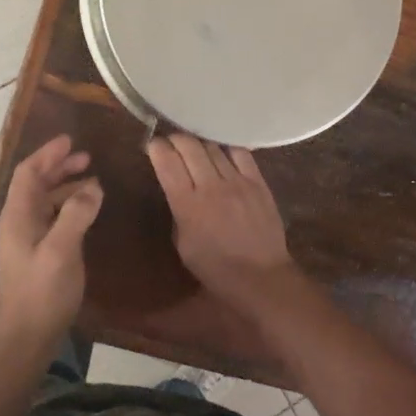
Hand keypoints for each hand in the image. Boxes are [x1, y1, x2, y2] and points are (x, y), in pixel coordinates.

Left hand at [0, 136, 102, 342]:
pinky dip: (68, 207)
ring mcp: (26, 239)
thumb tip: (93, 187)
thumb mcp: (61, 251)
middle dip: (59, 167)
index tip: (70, 140)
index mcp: (17, 216)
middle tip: (87, 157)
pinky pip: (51, 218)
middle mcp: (18, 222)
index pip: (28, 173)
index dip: (47, 154)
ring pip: (45, 201)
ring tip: (93, 181)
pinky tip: (87, 210)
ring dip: (66, 186)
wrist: (28, 334)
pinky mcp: (37, 253)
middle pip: (35, 184)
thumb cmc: (42, 291)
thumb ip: (76, 215)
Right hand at [147, 135, 297, 311]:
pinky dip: (227, 147)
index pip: (168, 163)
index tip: (154, 145)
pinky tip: (222, 150)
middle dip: (176, 139)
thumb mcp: (183, 244)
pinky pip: (241, 153)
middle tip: (172, 141)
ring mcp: (237, 182)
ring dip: (200, 141)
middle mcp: (211, 187)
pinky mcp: (258, 182)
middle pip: (190, 146)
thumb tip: (178, 190)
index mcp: (188, 205)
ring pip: (213, 146)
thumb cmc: (216, 268)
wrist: (261, 276)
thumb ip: (178, 212)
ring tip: (195, 145)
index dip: (157, 148)